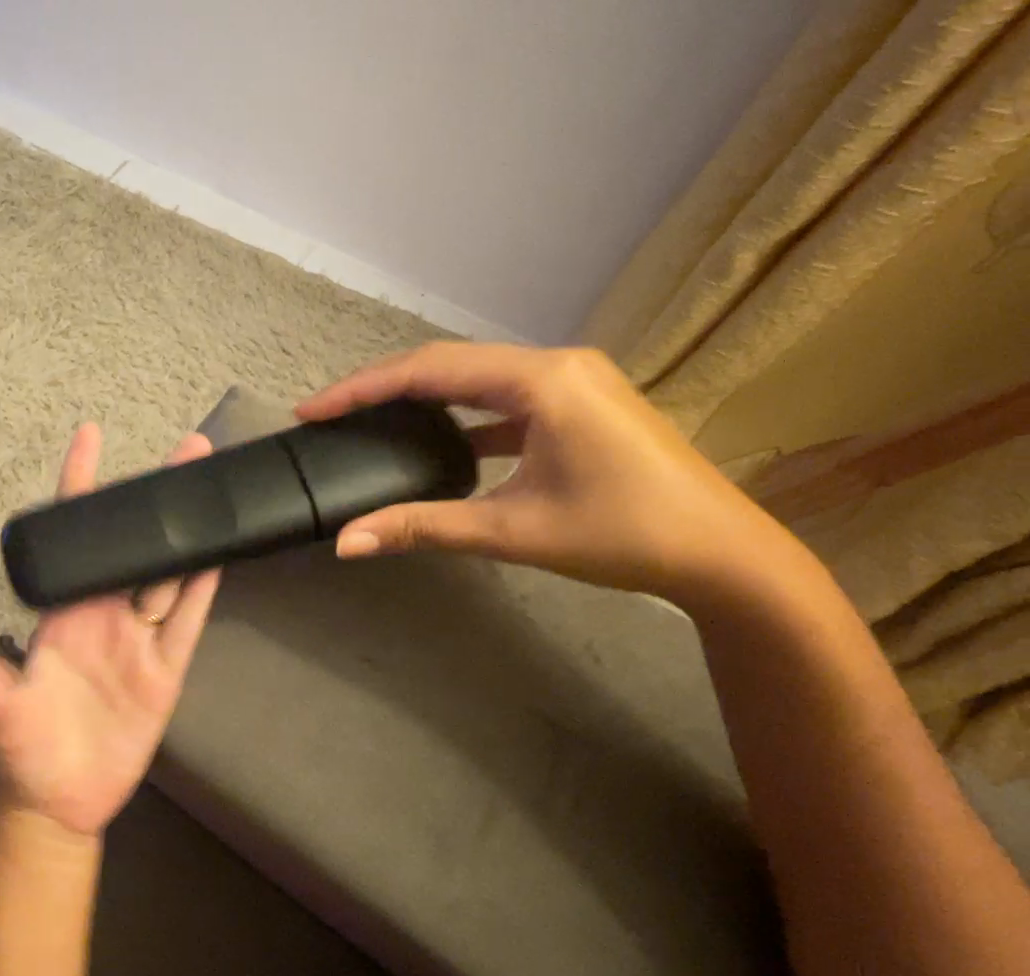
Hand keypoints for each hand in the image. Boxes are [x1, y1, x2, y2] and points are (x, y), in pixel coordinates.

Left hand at [0, 425, 221, 837]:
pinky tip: (222, 552)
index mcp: (62, 613)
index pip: (72, 538)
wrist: (60, 802)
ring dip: (188, 531)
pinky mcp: (164, 670)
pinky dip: (203, 587)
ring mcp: (137, 640)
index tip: (90, 436)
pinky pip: (188, 621)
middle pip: (133, 545)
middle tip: (185, 448)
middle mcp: (102, 615)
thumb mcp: (1, 717)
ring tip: (211, 484)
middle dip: (154, 497)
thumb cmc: (24, 754)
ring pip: (168, 574)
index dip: (79, 486)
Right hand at [296, 343, 801, 605]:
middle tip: (326, 415)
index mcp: (542, 380)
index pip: (428, 371)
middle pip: (447, 364)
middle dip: (381, 388)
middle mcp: (557, 364)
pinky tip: (433, 440)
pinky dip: (459, 415)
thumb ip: (422, 527)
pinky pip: (502, 398)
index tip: (309, 411)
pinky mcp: (581, 404)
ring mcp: (574, 381)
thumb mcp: (511, 532)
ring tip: (366, 420)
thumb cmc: (622, 536)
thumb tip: (344, 543)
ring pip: (474, 378)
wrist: (724, 555)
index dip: (360, 389)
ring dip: (418, 398)